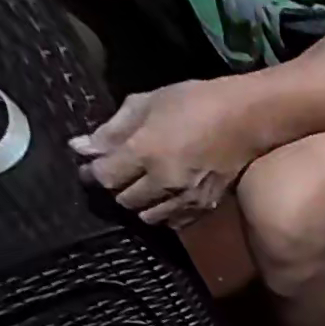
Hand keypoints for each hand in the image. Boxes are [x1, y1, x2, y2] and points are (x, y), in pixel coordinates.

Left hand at [71, 78, 265, 229]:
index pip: (105, 176)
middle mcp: (164, 183)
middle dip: (117, 187)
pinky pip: (174, 222)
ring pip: (149, 216)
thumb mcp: (145, 103)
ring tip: (143, 187)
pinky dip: (164, 213)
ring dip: (141, 204)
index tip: (90, 164)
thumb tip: (81, 148)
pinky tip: (165, 198)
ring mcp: (186, 200)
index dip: (92, 171)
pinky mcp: (204, 209)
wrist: (243, 122)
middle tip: (119, 172)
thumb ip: (112, 130)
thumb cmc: (193, 103)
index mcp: (146, 152)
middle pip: (125, 200)